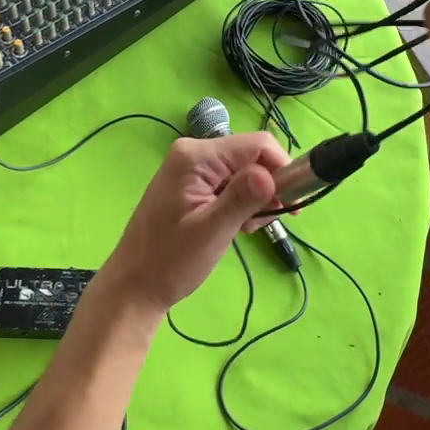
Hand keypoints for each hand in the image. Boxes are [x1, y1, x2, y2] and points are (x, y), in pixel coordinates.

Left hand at [97, 133, 289, 316]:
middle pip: (251, 156)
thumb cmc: (170, 261)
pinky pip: (230, 182)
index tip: (293, 203)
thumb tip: (272, 175)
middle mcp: (193, 153)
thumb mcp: (211, 231)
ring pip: (243, 171)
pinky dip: (240, 203)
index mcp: (196, 156)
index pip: (257, 144)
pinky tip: (233, 226)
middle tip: (261, 224)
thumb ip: (242, 199)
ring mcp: (191, 167)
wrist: (135, 284)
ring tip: (243, 229)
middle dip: (266, 187)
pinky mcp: (192, 183)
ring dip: (254, 199)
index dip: (282, 168)